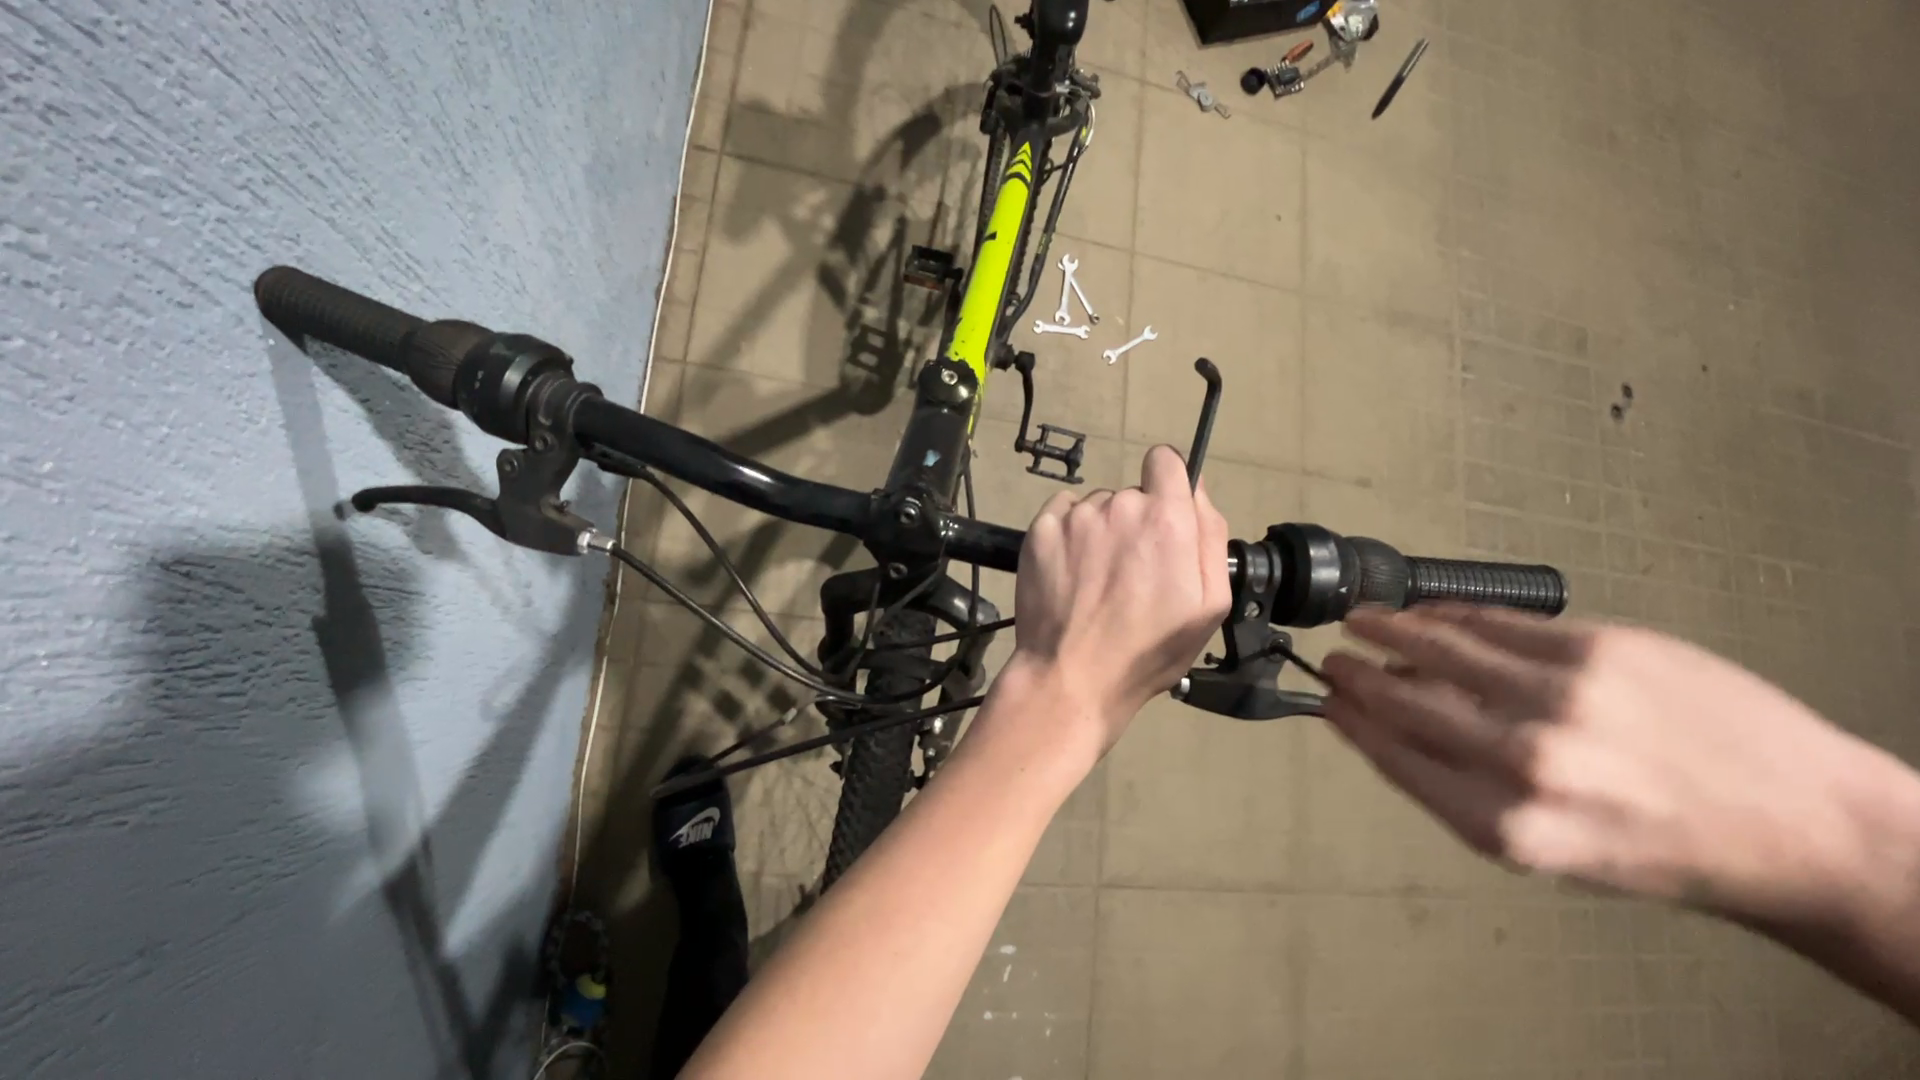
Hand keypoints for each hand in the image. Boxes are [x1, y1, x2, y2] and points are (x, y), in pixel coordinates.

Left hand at [1005, 445, 1230, 752]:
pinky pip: (1062, 515)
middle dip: (1138, 523)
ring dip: (1101, 532)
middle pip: (1133, 494)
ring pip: (1097, 509)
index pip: (1166, 460)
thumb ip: (1210, 537)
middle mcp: (1119, 504)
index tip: (1165, 515)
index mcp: (1166, 517)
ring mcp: (1074, 517)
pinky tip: (1071, 572)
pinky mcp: (1039, 530)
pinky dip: (1068, 535)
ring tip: (1097, 581)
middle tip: (1133, 573)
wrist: (1071, 675)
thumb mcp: (1209, 605)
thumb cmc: (1148, 649)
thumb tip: (1196, 493)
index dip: (1168, 483)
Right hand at [1322, 607, 1919, 929]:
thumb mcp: (1550, 845)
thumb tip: (1399, 719)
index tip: (1327, 700)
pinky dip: (1452, 616)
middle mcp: (1525, 761)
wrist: (1807, 827)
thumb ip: (1464, 785)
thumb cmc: (1665, 851)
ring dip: (1391, 630)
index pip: (1395, 755)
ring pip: (1443, 649)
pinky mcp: (1602, 648)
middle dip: (1357, 676)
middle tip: (1333, 659)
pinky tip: (1431, 614)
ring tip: (1364, 621)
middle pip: (1406, 702)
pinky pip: (1500, 623)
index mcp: (1506, 825)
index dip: (1351, 722)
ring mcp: (1564, 696)